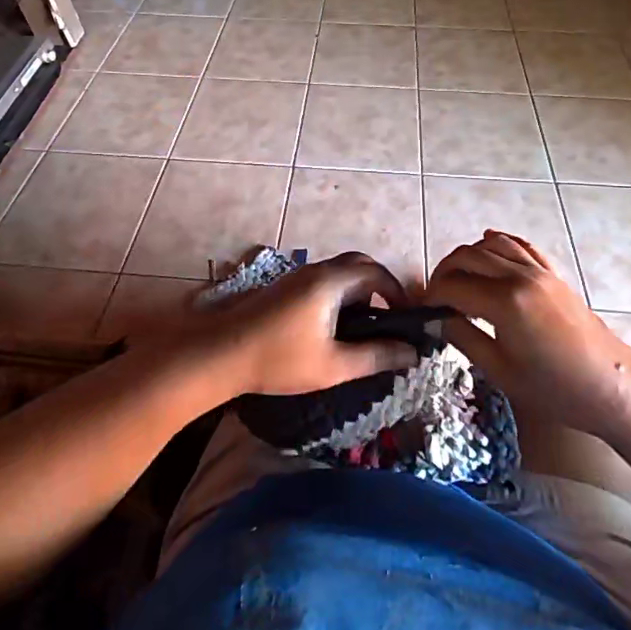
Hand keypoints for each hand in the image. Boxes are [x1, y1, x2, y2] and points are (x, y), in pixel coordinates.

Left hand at [215, 252, 419, 396]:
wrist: (219, 355)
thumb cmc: (279, 360)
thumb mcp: (333, 365)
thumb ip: (375, 357)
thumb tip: (411, 353)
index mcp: (331, 282)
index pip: (377, 274)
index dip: (397, 293)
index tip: (407, 318)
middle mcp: (316, 270)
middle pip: (360, 263)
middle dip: (380, 285)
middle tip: (389, 315)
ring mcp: (298, 276)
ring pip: (340, 271)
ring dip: (359, 290)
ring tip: (364, 324)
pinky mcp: (284, 287)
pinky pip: (324, 279)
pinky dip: (341, 293)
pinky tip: (334, 324)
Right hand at [423, 231, 630, 438]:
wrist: (611, 386)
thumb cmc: (556, 389)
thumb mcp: (501, 371)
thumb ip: (464, 339)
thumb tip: (438, 321)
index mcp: (505, 303)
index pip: (453, 286)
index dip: (431, 296)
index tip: (422, 311)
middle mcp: (520, 276)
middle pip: (468, 256)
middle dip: (444, 271)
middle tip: (434, 295)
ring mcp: (539, 271)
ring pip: (493, 244)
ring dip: (468, 255)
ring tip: (456, 277)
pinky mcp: (553, 273)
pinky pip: (521, 245)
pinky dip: (499, 241)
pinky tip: (488, 243)